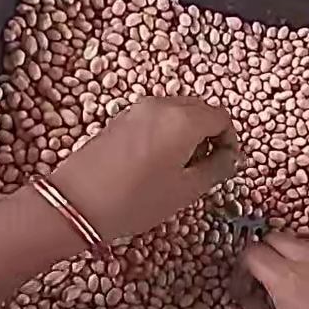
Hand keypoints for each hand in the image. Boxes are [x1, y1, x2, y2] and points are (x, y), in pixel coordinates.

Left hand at [50, 96, 239, 240]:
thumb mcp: (185, 190)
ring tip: (180, 167)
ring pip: (177, 112)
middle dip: (210, 134)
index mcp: (184, 119)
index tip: (226, 164)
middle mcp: (162, 105)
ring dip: (188, 132)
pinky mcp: (120, 118)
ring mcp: (138, 109)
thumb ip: (216, 169)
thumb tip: (233, 158)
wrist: (75, 202)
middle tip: (206, 166)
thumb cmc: (137, 199)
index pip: (222, 118)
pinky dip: (167, 132)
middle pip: (200, 110)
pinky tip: (157, 162)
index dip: (230, 141)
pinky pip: (156, 117)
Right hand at [239, 232, 308, 308]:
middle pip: (277, 238)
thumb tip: (249, 305)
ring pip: (302, 245)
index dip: (242, 268)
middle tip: (259, 283)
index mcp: (291, 282)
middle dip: (262, 254)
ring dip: (286, 257)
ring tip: (284, 289)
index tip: (243, 287)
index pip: (254, 252)